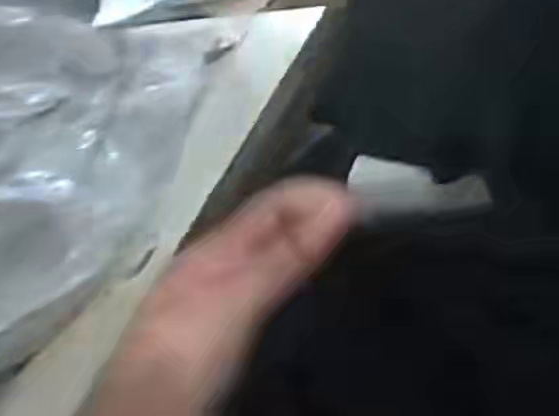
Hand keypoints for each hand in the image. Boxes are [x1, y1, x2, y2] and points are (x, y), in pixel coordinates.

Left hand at [90, 178, 354, 415]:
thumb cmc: (183, 361)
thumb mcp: (236, 304)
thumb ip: (289, 254)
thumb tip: (348, 200)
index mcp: (213, 250)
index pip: (280, 200)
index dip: (323, 197)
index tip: (368, 210)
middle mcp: (223, 265)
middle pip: (288, 222)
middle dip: (330, 219)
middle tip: (375, 229)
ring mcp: (231, 296)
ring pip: (291, 251)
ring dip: (327, 244)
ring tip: (367, 250)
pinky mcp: (245, 324)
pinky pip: (291, 280)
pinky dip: (317, 272)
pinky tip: (337, 283)